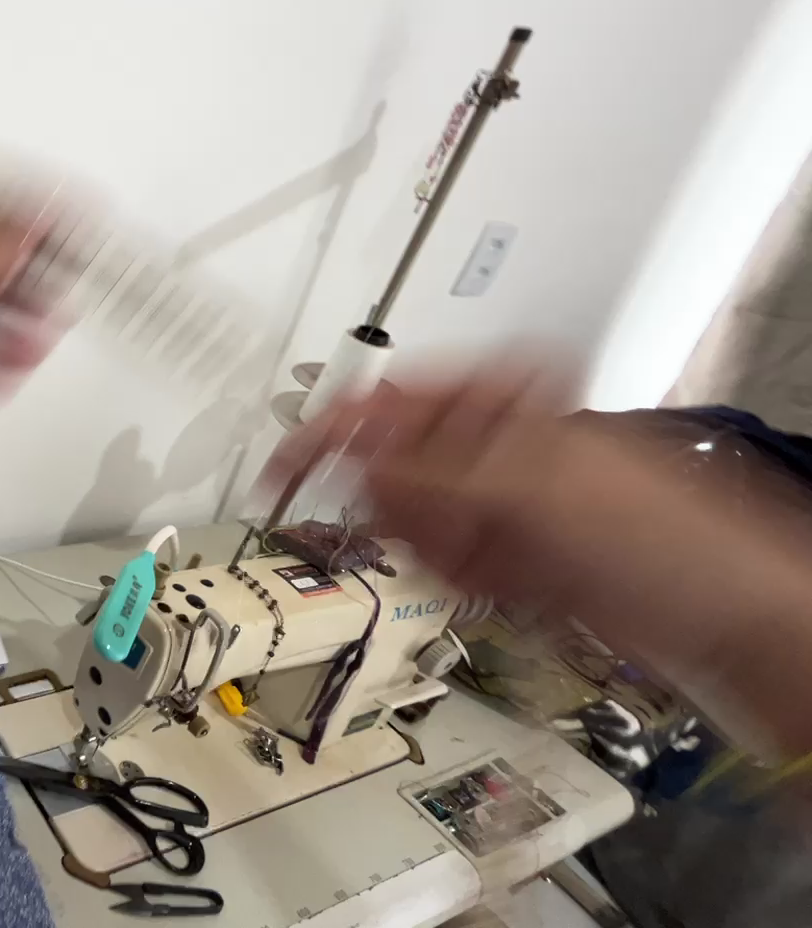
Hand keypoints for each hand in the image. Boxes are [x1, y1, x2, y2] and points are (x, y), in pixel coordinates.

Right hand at [257, 364, 811, 670]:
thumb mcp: (528, 486)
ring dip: (438, 545)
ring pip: (397, 510)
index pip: (370, 398)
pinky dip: (456, 568)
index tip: (278, 472)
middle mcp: (477, 428)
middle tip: (459, 532)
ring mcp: (479, 479)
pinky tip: (508, 572)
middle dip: (408, 510)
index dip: (320, 435)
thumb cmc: (662, 533)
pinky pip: (425, 545)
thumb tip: (347, 461)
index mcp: (489, 389)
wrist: (724, 613)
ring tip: (501, 557)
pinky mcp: (483, 526)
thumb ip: (424, 468)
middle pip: (379, 463)